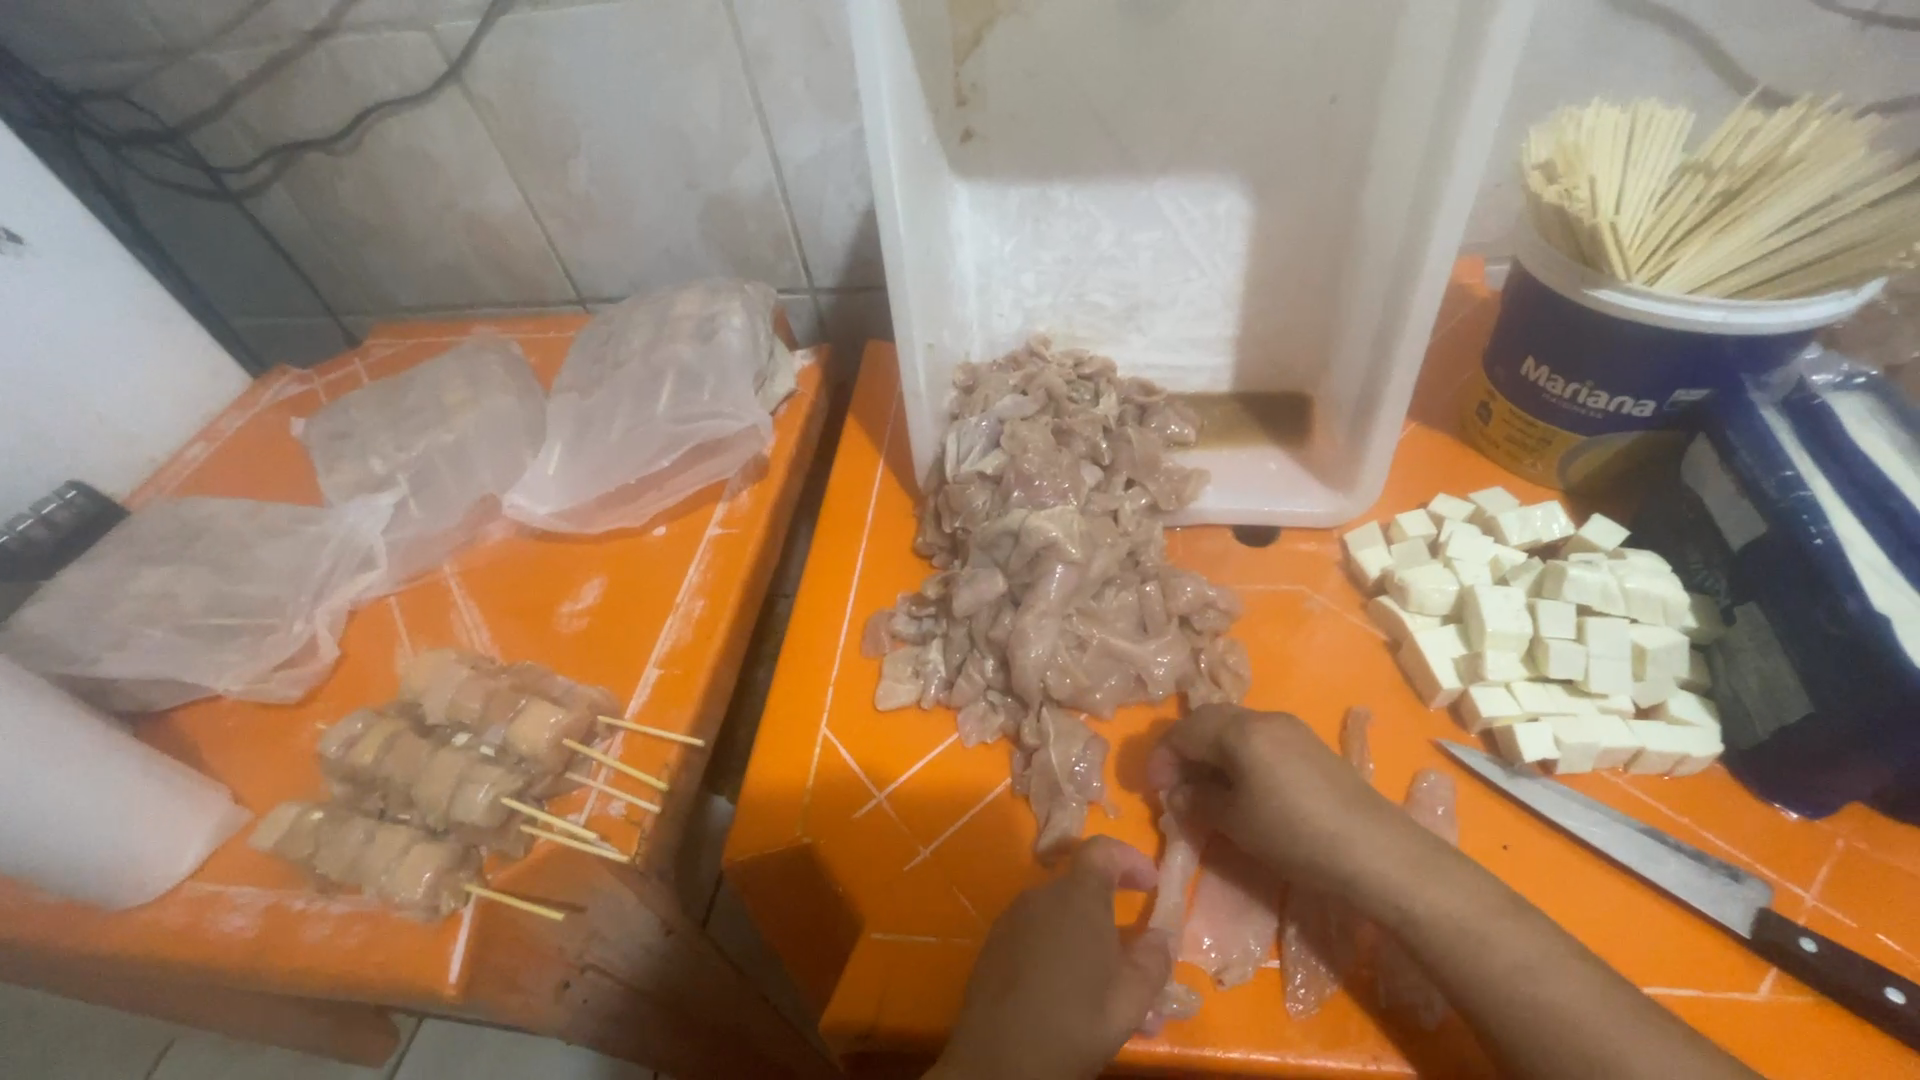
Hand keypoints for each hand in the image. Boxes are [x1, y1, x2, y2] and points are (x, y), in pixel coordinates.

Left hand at [930, 836, 1173, 1079]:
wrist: (997, 1062)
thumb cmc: (1072, 1023)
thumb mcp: (1129, 1000)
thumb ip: (1152, 961)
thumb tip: (1162, 935)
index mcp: (1076, 898)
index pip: (1102, 850)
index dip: (1130, 859)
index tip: (1152, 886)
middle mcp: (1040, 896)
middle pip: (1081, 884)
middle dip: (1112, 907)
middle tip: (1137, 943)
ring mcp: (1012, 919)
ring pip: (1059, 914)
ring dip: (1086, 934)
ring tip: (1108, 980)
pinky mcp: (994, 945)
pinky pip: (1036, 932)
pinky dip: (1059, 947)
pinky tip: (1071, 988)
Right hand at [1147, 705, 1417, 897]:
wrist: (1378, 854)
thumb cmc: (1295, 835)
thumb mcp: (1235, 822)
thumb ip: (1198, 801)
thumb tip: (1179, 794)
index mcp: (1240, 730)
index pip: (1184, 731)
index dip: (1162, 759)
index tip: (1154, 792)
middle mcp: (1264, 718)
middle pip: (1209, 721)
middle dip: (1185, 750)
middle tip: (1175, 786)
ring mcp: (1292, 730)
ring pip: (1235, 729)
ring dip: (1212, 753)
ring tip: (1206, 790)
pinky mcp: (1312, 748)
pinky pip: (1260, 741)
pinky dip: (1239, 757)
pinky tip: (1243, 789)